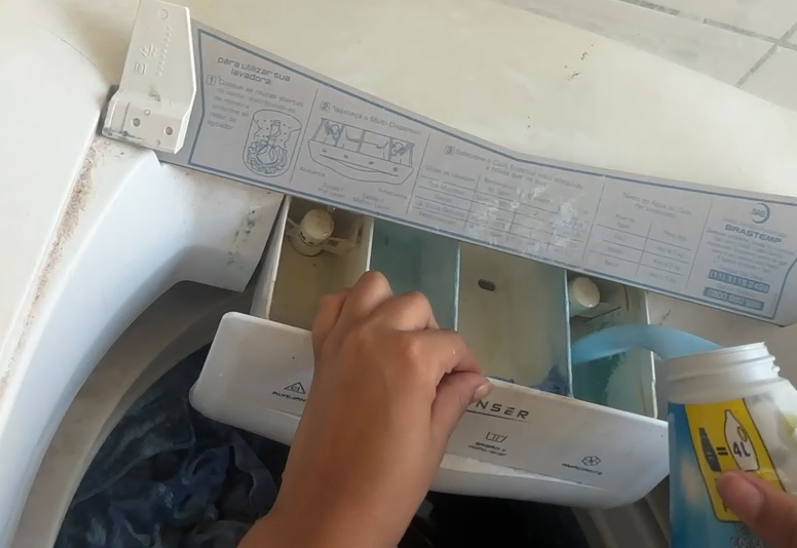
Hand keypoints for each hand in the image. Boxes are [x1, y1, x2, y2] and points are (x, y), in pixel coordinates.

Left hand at [244, 271, 489, 547]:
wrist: (328, 510)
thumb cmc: (389, 484)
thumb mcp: (433, 441)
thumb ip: (454, 397)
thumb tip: (475, 379)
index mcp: (412, 356)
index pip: (452, 343)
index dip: (467, 365)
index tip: (470, 385)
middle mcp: (376, 332)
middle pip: (417, 305)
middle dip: (433, 333)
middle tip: (435, 371)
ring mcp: (344, 335)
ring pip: (374, 286)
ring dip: (392, 306)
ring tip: (399, 343)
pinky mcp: (320, 346)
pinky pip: (334, 303)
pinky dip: (350, 307)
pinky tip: (364, 334)